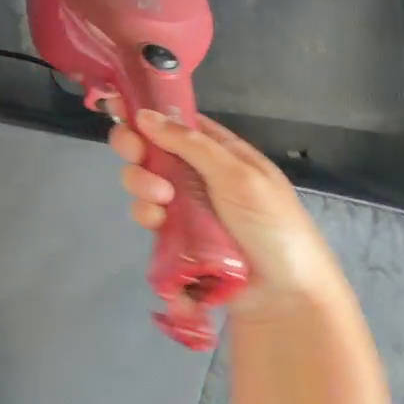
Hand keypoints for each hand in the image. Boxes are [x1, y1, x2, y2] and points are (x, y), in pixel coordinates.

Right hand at [111, 110, 351, 320]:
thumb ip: (191, 144)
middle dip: (135, 147)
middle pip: (149, 145)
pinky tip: (158, 222)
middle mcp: (197, 172)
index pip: (175, 120)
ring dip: (141, 182)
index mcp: (219, 151)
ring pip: (142, 178)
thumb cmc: (274, 227)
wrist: (287, 298)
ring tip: (160, 199)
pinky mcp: (174, 232)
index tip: (116, 105)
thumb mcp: (240, 177)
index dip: (146, 111)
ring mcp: (184, 203)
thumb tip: (145, 114)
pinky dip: (145, 212)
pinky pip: (146, 212)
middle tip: (134, 154)